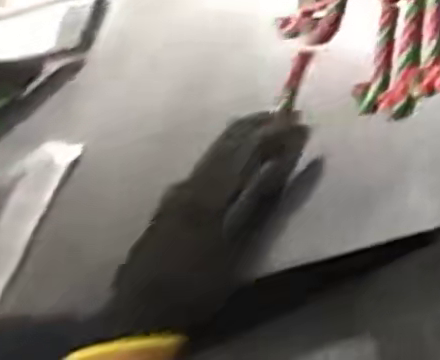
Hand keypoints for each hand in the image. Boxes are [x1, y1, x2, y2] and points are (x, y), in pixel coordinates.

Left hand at [100, 112, 307, 336]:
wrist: (139, 321)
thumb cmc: (200, 281)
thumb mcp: (242, 242)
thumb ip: (267, 196)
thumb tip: (291, 158)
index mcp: (209, 190)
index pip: (248, 145)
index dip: (276, 130)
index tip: (300, 120)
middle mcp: (188, 185)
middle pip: (225, 143)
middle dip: (257, 126)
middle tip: (285, 117)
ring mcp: (172, 197)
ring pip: (211, 155)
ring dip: (240, 141)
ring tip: (263, 136)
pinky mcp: (164, 211)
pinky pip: (200, 171)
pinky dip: (223, 159)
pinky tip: (229, 168)